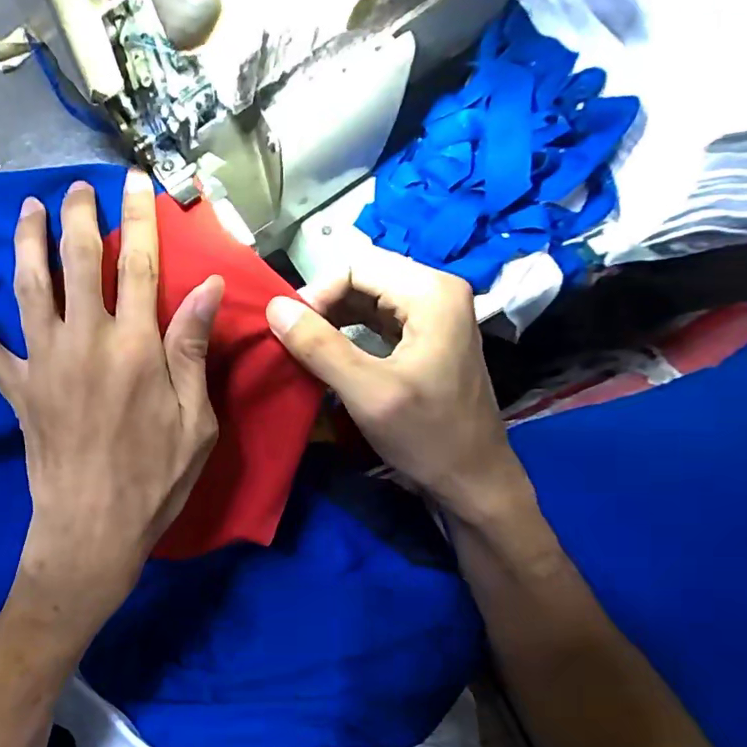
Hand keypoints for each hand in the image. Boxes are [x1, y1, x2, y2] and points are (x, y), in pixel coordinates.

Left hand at [0, 171, 222, 607]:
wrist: (93, 529)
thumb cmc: (154, 478)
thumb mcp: (196, 420)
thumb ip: (194, 350)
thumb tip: (208, 286)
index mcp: (135, 346)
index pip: (139, 264)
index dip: (139, 217)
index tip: (135, 180)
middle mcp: (84, 340)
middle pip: (78, 261)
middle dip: (79, 216)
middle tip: (78, 187)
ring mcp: (43, 362)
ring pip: (28, 287)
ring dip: (27, 242)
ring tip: (28, 209)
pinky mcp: (15, 390)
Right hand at [265, 242, 525, 520]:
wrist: (473, 480)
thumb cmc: (426, 436)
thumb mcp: (367, 392)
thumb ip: (319, 346)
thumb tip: (274, 306)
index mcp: (432, 293)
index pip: (356, 267)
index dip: (317, 293)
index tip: (291, 331)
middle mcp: (438, 291)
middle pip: (363, 277)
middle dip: (324, 305)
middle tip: (294, 340)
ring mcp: (437, 313)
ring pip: (369, 298)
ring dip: (333, 318)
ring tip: (306, 348)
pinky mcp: (429, 336)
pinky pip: (380, 318)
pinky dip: (351, 331)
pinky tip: (330, 353)